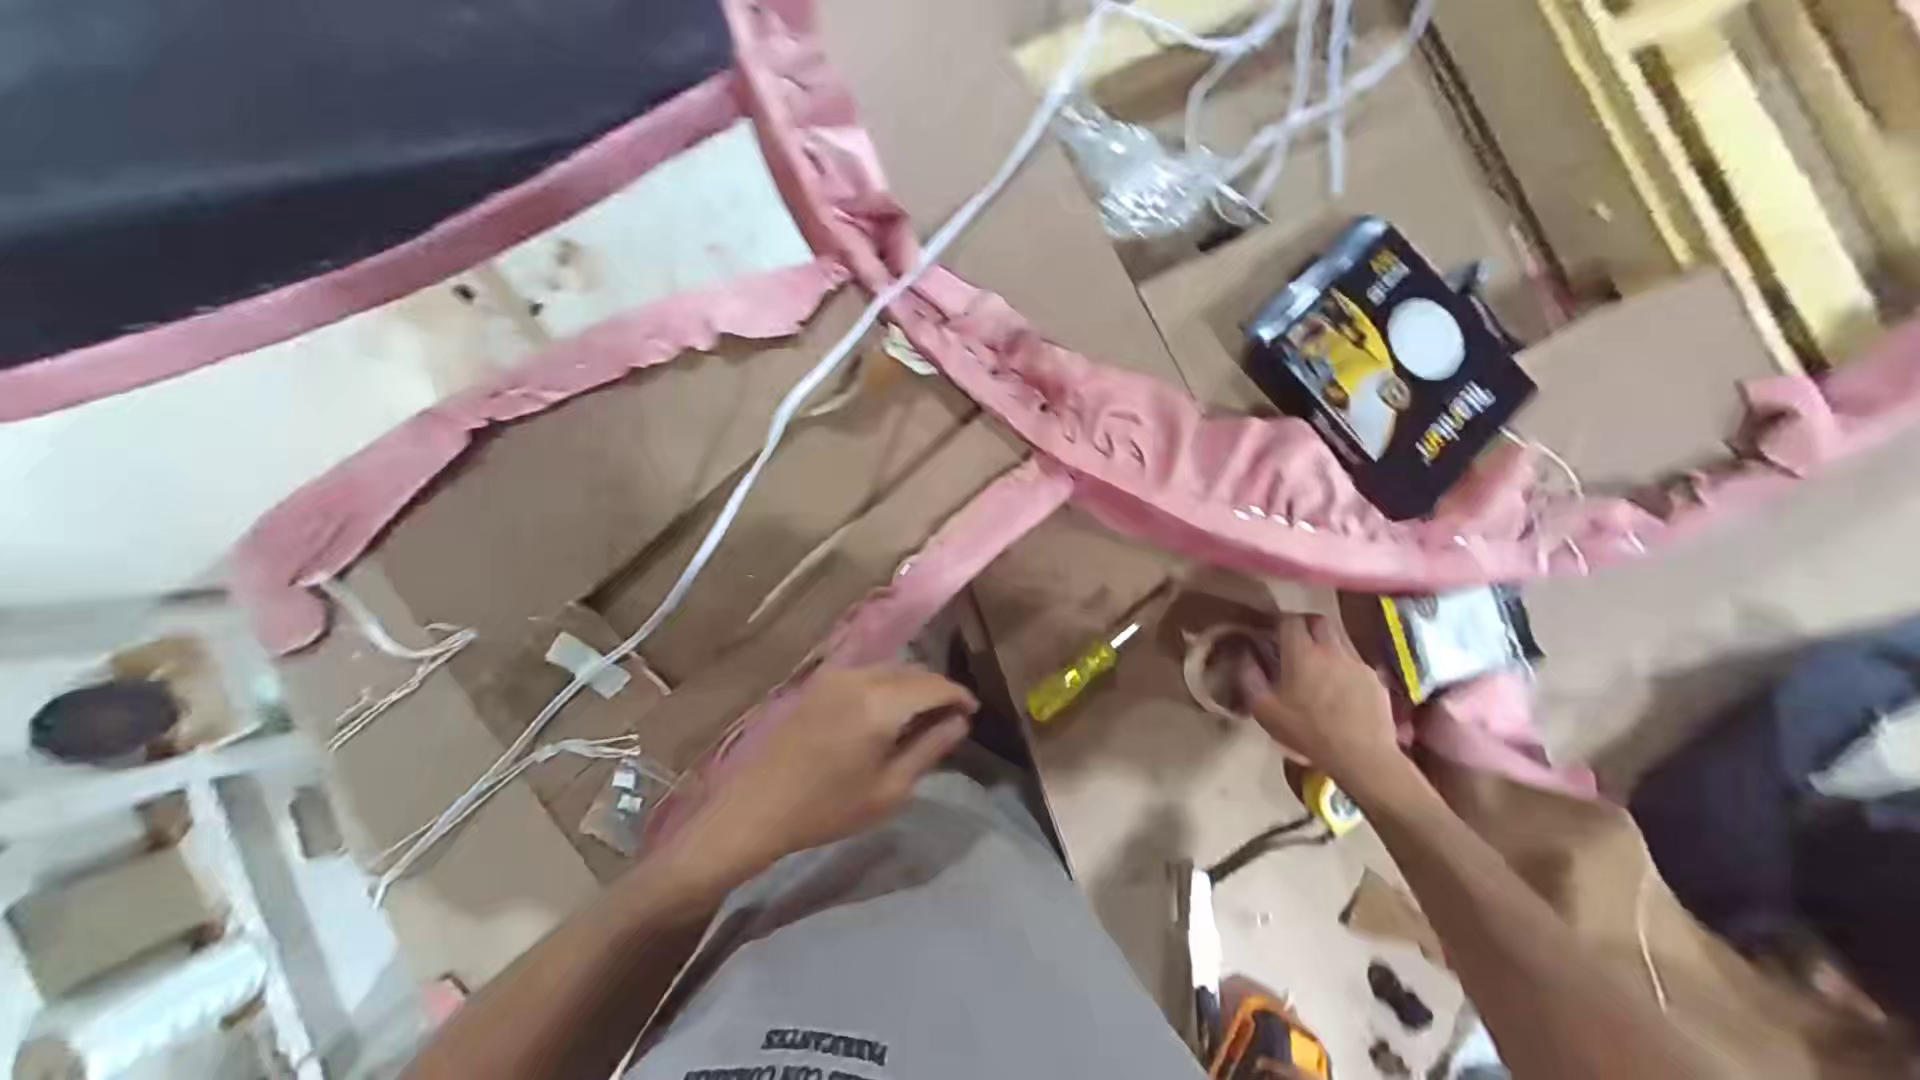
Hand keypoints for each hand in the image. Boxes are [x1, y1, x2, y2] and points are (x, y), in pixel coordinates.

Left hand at [668, 667, 975, 885]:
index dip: (959, 696)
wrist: (757, 807)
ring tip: (922, 716)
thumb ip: (931, 747)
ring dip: (912, 685)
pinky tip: (887, 711)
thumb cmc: (828, 808)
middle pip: (914, 670)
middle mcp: (860, 677)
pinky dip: (888, 684)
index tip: (972, 713)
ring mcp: (836, 675)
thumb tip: (960, 721)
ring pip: (891, 668)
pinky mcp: (819, 681)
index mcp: (881, 703)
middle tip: (950, 718)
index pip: (935, 685)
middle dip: (937, 689)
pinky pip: (867, 673)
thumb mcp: (891, 788)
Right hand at [1237, 614, 1402, 789]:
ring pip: (1340, 639)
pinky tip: (1341, 688)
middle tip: (1297, 641)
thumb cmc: (1308, 733)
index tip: (1274, 632)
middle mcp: (1331, 651)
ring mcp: (1357, 663)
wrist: (1362, 755)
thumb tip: (1245, 659)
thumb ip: (1250, 680)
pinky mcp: (1375, 678)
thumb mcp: (1266, 712)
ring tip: (1319, 666)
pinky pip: (1355, 662)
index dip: (1281, 622)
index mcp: (1301, 654)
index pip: (1291, 620)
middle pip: (1319, 621)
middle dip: (1307, 625)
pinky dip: (1345, 666)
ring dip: (1327, 645)